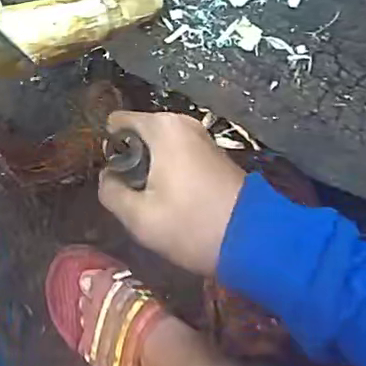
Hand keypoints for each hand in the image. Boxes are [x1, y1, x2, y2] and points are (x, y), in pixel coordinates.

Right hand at [97, 111, 246, 276]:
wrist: (259, 243)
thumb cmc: (193, 224)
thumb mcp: (140, 218)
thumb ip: (111, 192)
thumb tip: (107, 177)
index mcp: (162, 127)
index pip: (116, 122)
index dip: (110, 149)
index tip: (116, 178)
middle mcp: (182, 122)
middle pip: (138, 134)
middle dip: (132, 160)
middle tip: (135, 195)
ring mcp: (202, 136)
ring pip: (159, 147)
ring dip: (152, 168)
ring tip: (156, 202)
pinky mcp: (216, 153)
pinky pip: (179, 154)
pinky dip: (172, 171)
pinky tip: (179, 202)